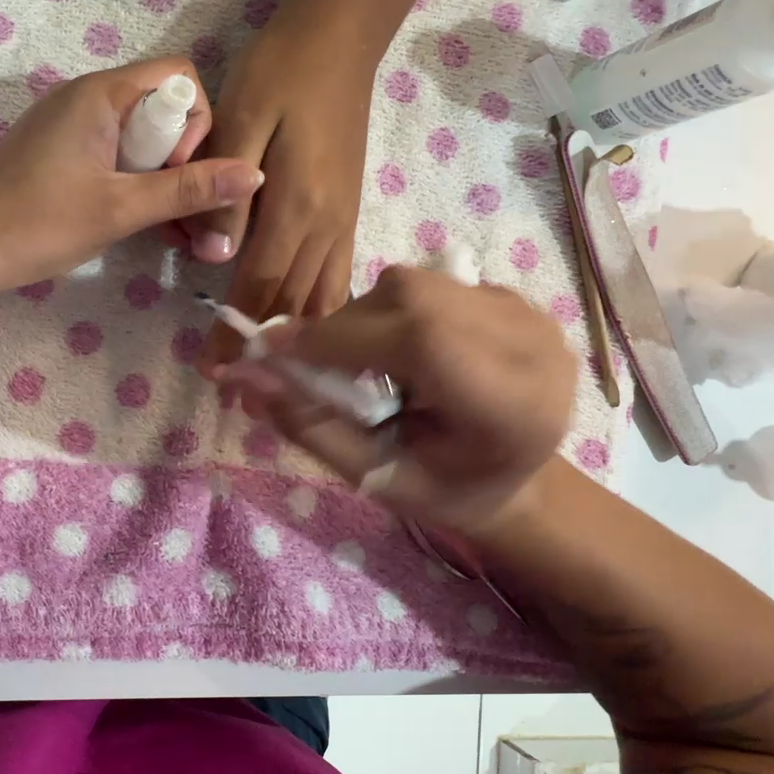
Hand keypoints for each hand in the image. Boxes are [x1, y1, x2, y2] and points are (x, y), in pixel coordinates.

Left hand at [0, 57, 265, 297]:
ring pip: (133, 134)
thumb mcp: (121, 208)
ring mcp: (63, 123)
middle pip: (158, 104)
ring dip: (156, 174)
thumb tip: (253, 172)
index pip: (178, 75)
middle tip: (173, 207)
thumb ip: (188, 189)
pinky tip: (129, 219)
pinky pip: (106, 151)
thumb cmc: (39, 225)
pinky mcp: (51, 150)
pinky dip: (127, 180)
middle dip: (180, 154)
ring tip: (161, 225)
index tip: (180, 173)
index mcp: (100, 93)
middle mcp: (83, 96)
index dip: (196, 121)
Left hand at [184, 19, 373, 375]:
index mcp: (295, 206)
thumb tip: (220, 253)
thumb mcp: (243, 118)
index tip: (214, 372)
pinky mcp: (348, 208)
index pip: (258, 287)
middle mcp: (327, 224)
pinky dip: (323, 310)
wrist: (342, 35)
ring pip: (323, 296)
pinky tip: (312, 329)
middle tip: (239, 388)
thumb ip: (226, 187)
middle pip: (294, 304)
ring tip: (274, 376)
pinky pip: (338, 273)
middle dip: (267, 349)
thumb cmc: (281, 70)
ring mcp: (344, 218)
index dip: (234, 333)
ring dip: (299, 338)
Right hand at [214, 267, 576, 532]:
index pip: (419, 341)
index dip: (335, 338)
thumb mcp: (373, 476)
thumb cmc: (443, 490)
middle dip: (340, 328)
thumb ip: (310, 425)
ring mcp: (526, 311)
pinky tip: (399, 349)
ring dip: (363, 316)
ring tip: (363, 363)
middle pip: (409, 300)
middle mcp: (529, 344)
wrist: (514, 479)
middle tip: (310, 364)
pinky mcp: (510, 294)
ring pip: (410, 283)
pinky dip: (389, 310)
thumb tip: (244, 375)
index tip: (268, 351)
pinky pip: (424, 283)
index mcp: (511, 404)